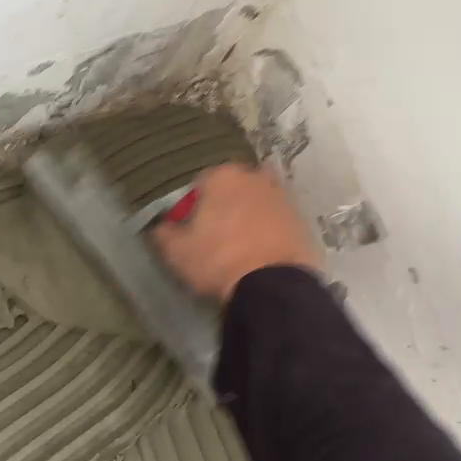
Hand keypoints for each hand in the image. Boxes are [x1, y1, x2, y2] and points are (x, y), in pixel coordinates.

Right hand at [150, 164, 318, 303]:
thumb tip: (159, 225)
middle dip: (221, 207)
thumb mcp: (176, 251)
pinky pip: (274, 221)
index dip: (191, 207)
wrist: (272, 284)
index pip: (199, 183)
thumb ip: (163, 233)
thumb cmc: (217, 260)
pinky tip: (257, 255)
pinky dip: (265, 232)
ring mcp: (282, 196)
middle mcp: (255, 176)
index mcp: (222, 177)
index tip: (189, 229)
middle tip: (212, 237)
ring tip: (237, 249)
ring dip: (245, 218)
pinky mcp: (300, 218)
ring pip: (254, 203)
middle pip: (231, 190)